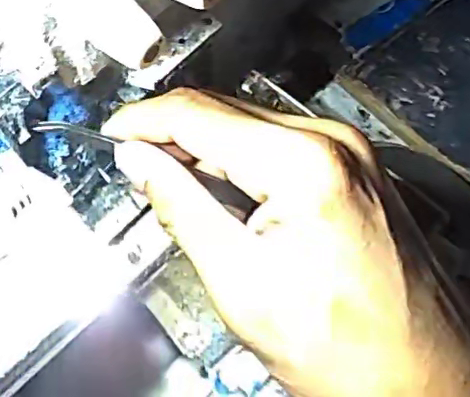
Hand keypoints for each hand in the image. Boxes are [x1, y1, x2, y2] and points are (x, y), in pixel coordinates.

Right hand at [104, 89, 469, 396]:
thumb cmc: (358, 361)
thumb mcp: (240, 282)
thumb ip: (177, 204)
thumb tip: (136, 158)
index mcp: (304, 164)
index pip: (192, 114)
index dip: (139, 121)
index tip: (111, 135)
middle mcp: (331, 142)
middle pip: (215, 108)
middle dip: (165, 131)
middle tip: (132, 160)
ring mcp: (348, 152)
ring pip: (238, 119)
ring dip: (196, 142)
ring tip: (168, 178)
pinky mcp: (353, 166)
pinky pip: (268, 138)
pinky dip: (230, 154)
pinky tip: (215, 187)